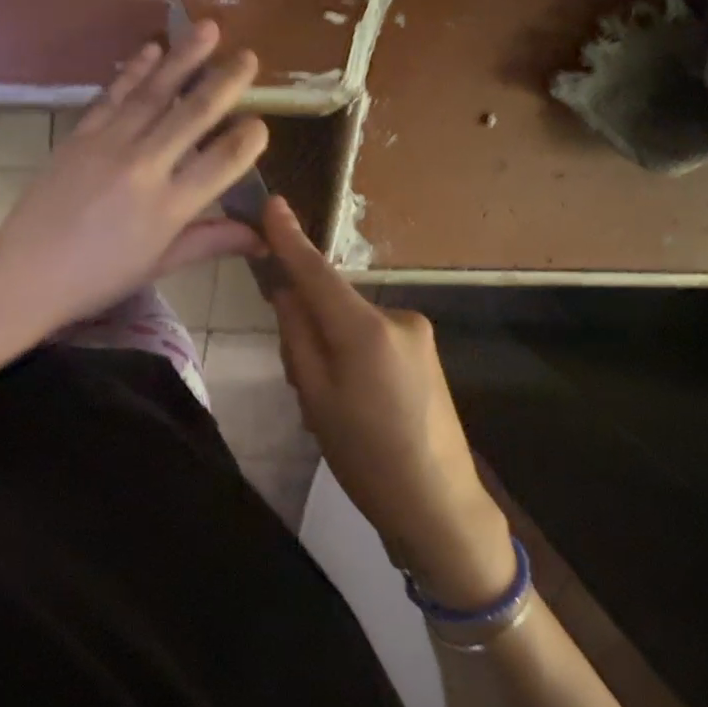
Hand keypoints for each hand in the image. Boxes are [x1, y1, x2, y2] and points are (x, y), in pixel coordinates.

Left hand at [0, 21, 269, 332]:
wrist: (25, 275)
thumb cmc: (95, 281)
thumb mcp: (156, 265)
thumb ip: (208, 242)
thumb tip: (260, 239)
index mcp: (169, 207)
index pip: (223, 160)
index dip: (248, 139)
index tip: (261, 124)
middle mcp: (144, 167)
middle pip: (193, 114)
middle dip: (226, 82)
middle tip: (249, 57)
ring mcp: (108, 146)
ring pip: (154, 93)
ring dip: (183, 58)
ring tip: (209, 29)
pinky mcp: (78, 137)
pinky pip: (112, 96)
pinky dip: (133, 71)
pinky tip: (152, 50)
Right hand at [261, 197, 515, 608]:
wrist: (437, 503)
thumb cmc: (365, 456)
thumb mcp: (314, 399)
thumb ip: (296, 339)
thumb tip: (288, 293)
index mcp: (365, 331)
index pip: (317, 274)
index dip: (290, 241)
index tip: (271, 203)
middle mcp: (398, 319)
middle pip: (330, 305)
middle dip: (306, 330)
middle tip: (303, 389)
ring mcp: (417, 336)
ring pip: (349, 327)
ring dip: (329, 351)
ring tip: (333, 408)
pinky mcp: (425, 354)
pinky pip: (371, 342)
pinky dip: (352, 361)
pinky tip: (357, 407)